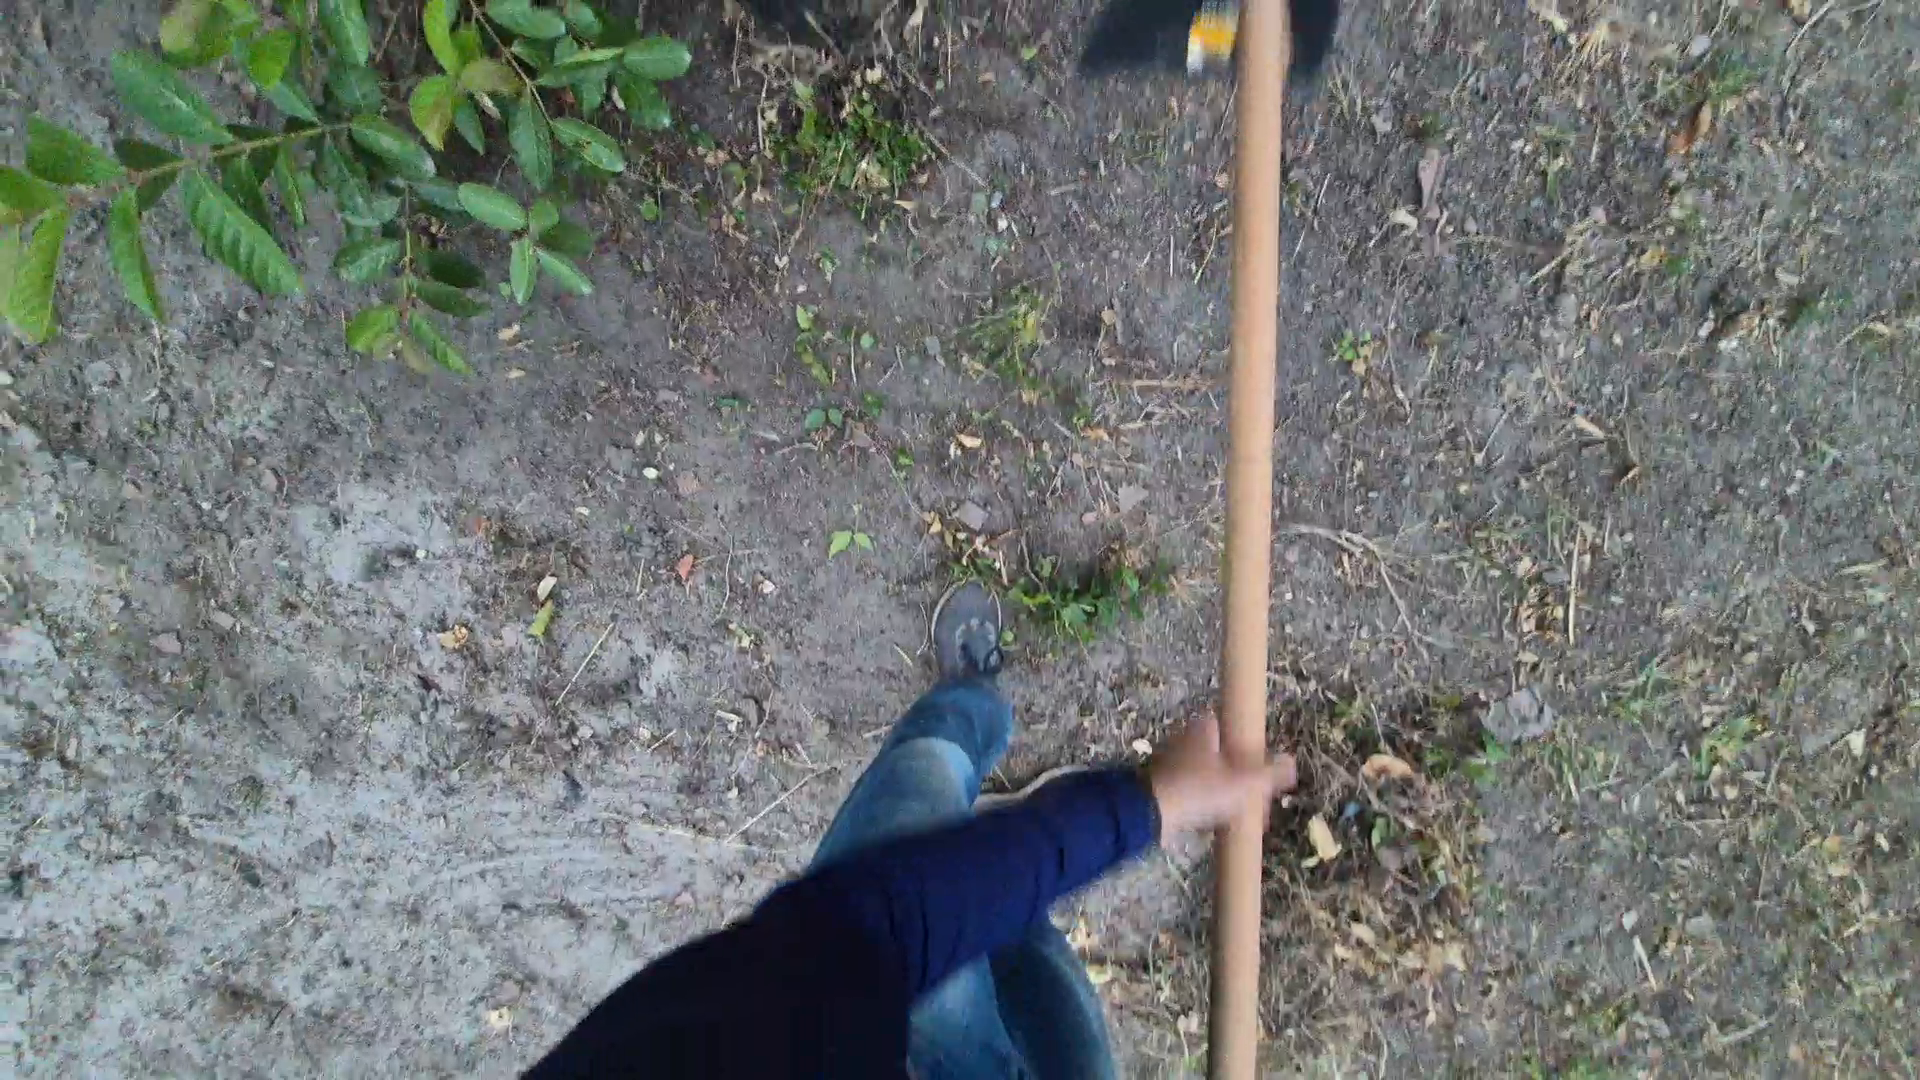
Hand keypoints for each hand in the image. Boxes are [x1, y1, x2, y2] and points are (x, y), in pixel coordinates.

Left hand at [1145, 709, 1296, 840]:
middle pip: (1226, 755)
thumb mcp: (1244, 781)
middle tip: (1259, 803)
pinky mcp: (1167, 785)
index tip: (1265, 770)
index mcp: (1204, 728)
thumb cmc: (1200, 789)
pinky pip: (1197, 792)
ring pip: (1212, 775)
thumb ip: (1270, 772)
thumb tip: (1291, 761)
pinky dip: (1212, 806)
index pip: (1233, 726)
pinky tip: (1223, 825)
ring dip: (1230, 796)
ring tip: (1247, 818)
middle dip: (1245, 779)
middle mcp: (1187, 739)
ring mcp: (1175, 762)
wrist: (1151, 812)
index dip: (1252, 747)